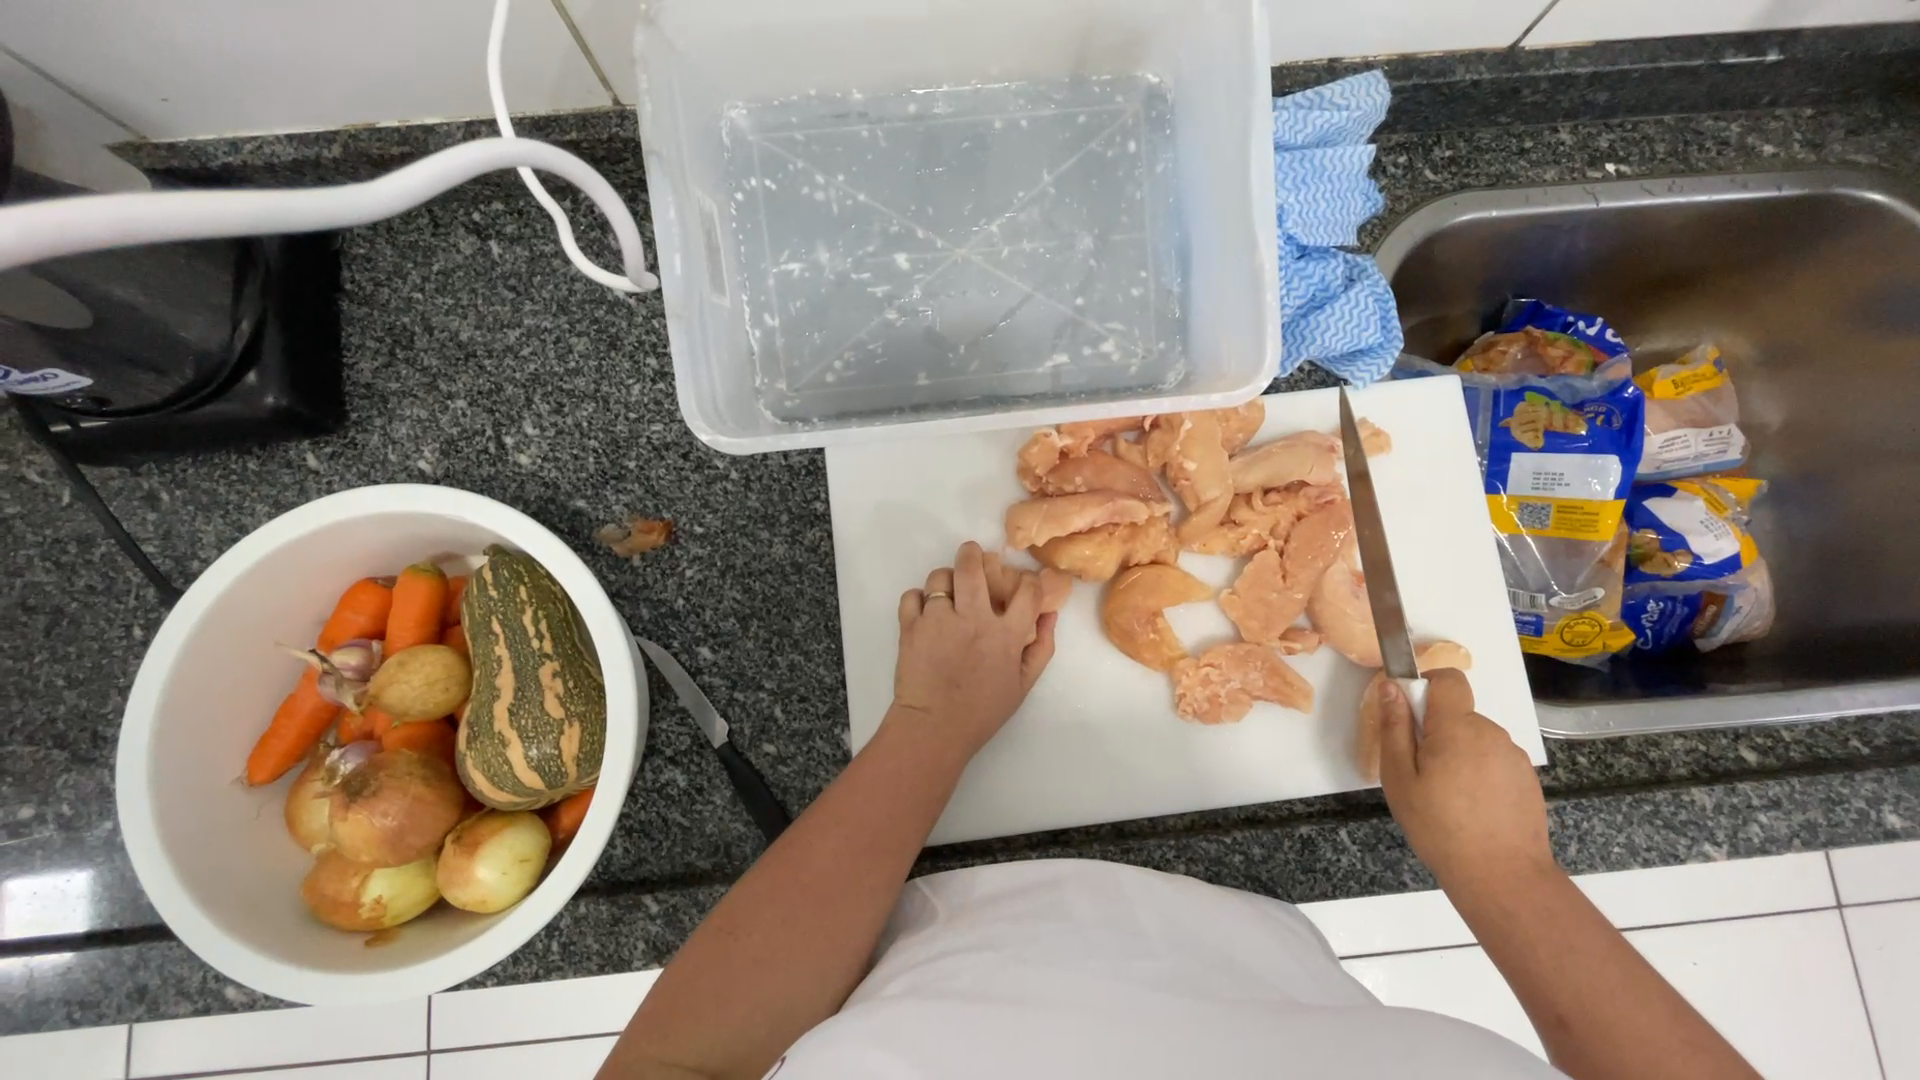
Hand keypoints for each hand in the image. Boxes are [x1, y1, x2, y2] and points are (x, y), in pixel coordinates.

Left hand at [887, 542, 1057, 761]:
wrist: (934, 728)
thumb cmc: (983, 710)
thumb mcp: (1023, 684)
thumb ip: (1041, 647)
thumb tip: (1050, 613)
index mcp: (1005, 634)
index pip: (1027, 590)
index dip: (1029, 580)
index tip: (1023, 583)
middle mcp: (973, 619)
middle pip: (972, 566)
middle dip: (972, 554)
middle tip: (972, 556)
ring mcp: (938, 620)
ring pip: (939, 577)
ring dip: (945, 580)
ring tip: (947, 592)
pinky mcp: (910, 626)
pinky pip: (911, 596)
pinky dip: (918, 599)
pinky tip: (924, 611)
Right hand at [1372, 668, 1557, 893]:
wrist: (1502, 876)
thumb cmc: (1438, 825)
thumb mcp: (1399, 777)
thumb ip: (1395, 727)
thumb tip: (1390, 687)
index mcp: (1458, 728)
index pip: (1448, 679)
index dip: (1426, 685)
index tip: (1409, 715)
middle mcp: (1491, 734)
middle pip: (1457, 714)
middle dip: (1435, 731)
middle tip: (1419, 771)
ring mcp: (1513, 757)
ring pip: (1474, 739)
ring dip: (1457, 753)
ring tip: (1445, 795)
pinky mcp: (1526, 779)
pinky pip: (1493, 761)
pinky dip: (1477, 773)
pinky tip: (1470, 807)